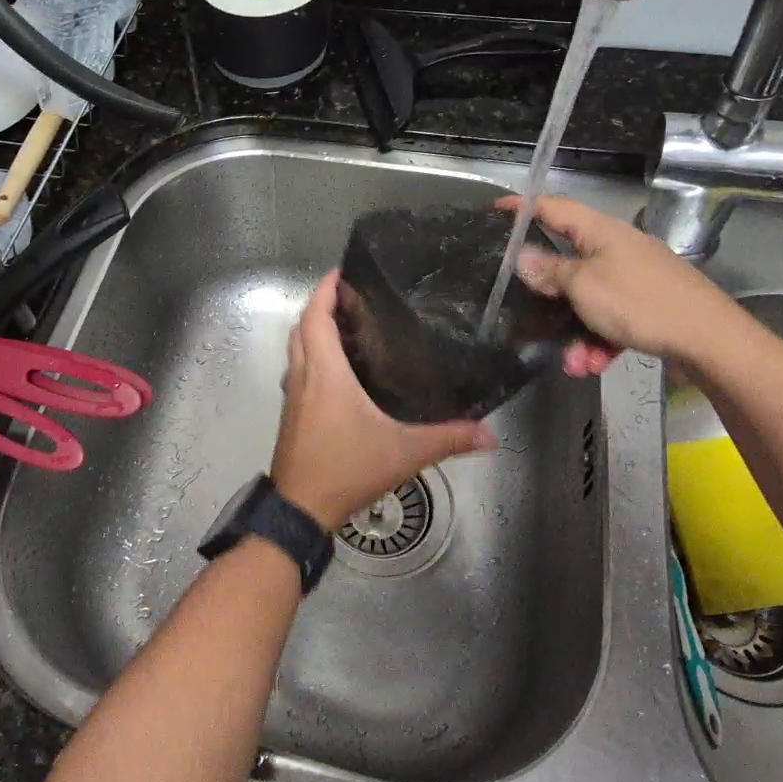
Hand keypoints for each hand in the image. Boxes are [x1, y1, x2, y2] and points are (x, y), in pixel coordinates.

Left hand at [270, 270, 495, 528]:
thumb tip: (490, 433)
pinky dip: (313, 358)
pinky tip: (340, 373)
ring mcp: (293, 397)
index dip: (325, 290)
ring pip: (297, 350)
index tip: (342, 272)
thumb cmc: (346, 469)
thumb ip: (448, 439)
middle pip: (302, 328)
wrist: (300, 509)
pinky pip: (299, 372)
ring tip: (350, 328)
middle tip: (353, 297)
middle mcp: (303, 377)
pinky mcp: (292, 415)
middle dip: (322, 307)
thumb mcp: (403, 453)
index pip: (316, 317)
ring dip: (315, 333)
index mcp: (324, 373)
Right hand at [499, 195, 740, 373]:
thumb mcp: (583, 286)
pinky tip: (597, 365)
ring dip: (575, 334)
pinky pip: (610, 320)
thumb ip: (549, 271)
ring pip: (588, 302)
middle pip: (568, 265)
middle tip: (526, 316)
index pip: (554, 208)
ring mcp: (635, 278)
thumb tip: (522, 256)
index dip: (523, 207)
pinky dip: (600, 342)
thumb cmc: (640, 303)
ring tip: (576, 363)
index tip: (496, 209)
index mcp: (601, 232)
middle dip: (549, 300)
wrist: (710, 341)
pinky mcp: (649, 306)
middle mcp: (617, 249)